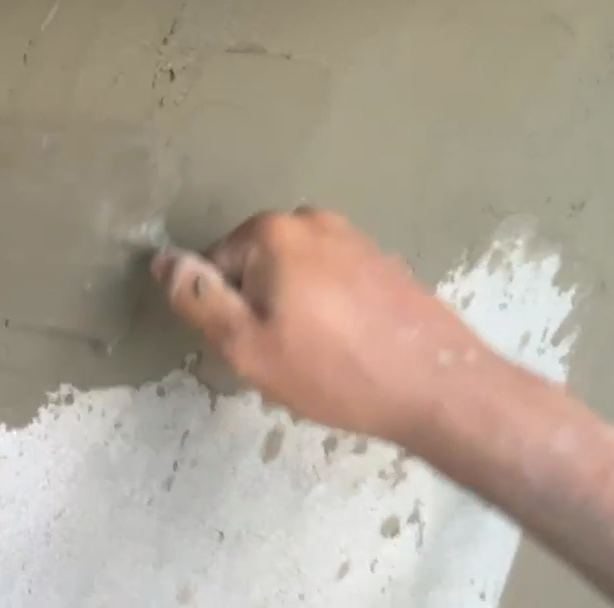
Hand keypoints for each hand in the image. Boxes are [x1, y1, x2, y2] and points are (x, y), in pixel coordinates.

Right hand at [154, 207, 486, 443]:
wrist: (450, 394)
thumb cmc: (337, 370)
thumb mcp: (247, 345)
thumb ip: (197, 298)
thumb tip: (163, 259)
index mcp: (269, 232)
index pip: (213, 267)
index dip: (228, 312)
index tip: (260, 345)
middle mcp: (308, 219)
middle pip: (252, 264)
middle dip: (260, 305)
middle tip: (288, 352)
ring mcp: (352, 235)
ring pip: (291, 272)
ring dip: (294, 305)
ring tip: (323, 352)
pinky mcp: (383, 259)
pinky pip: (330, 277)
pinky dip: (329, 305)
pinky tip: (352, 344)